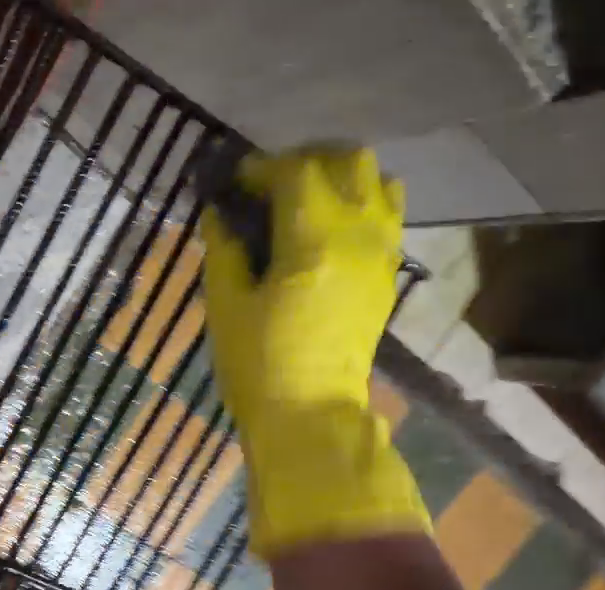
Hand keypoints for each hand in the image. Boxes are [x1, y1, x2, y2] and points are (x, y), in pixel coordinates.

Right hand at [202, 146, 429, 558]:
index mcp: (314, 240)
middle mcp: (359, 233)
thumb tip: (217, 213)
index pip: (295, 172)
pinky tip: (327, 228)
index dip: (261, 167)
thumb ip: (224, 251)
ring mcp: (382, 251)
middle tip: (267, 185)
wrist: (310, 414)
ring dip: (339, 177)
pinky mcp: (387, 272)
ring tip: (302, 201)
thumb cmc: (257, 364)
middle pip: (348, 159)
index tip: (233, 181)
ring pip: (377, 179)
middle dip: (305, 160)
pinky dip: (360, 203)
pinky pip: (387, 212)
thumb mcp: (225, 307)